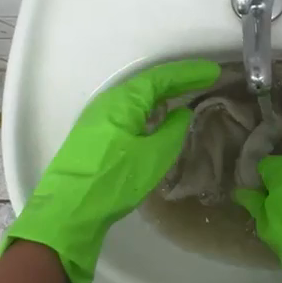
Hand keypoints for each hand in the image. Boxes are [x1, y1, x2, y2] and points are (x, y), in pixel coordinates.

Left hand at [2, 59, 220, 282]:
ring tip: (187, 96)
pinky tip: (160, 119)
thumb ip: (173, 130)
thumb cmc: (113, 181)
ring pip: (137, 98)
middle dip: (178, 81)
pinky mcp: (95, 135)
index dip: (189, 73)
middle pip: (148, 84)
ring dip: (163, 95)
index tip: (213, 72)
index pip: (162, 78)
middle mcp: (109, 102)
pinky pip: (129, 112)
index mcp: (124, 102)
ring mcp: (99, 118)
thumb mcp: (154, 157)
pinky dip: (150, 109)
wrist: (68, 210)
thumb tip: (181, 112)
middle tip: (206, 81)